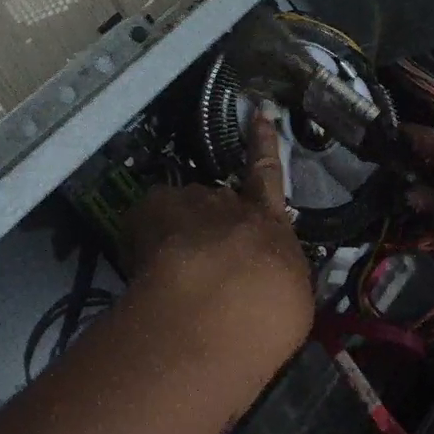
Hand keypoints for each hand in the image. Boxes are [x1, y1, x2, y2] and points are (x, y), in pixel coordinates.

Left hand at [124, 111, 313, 368]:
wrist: (216, 308)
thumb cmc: (265, 319)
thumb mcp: (289, 301)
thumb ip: (271, 275)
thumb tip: (256, 278)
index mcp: (271, 226)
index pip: (268, 177)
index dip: (263, 144)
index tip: (258, 114)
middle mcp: (230, 204)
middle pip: (218, 203)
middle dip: (209, 225)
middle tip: (201, 265)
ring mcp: (190, 199)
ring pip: (180, 210)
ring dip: (176, 232)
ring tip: (170, 273)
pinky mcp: (153, 207)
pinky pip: (147, 220)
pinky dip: (144, 238)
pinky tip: (144, 267)